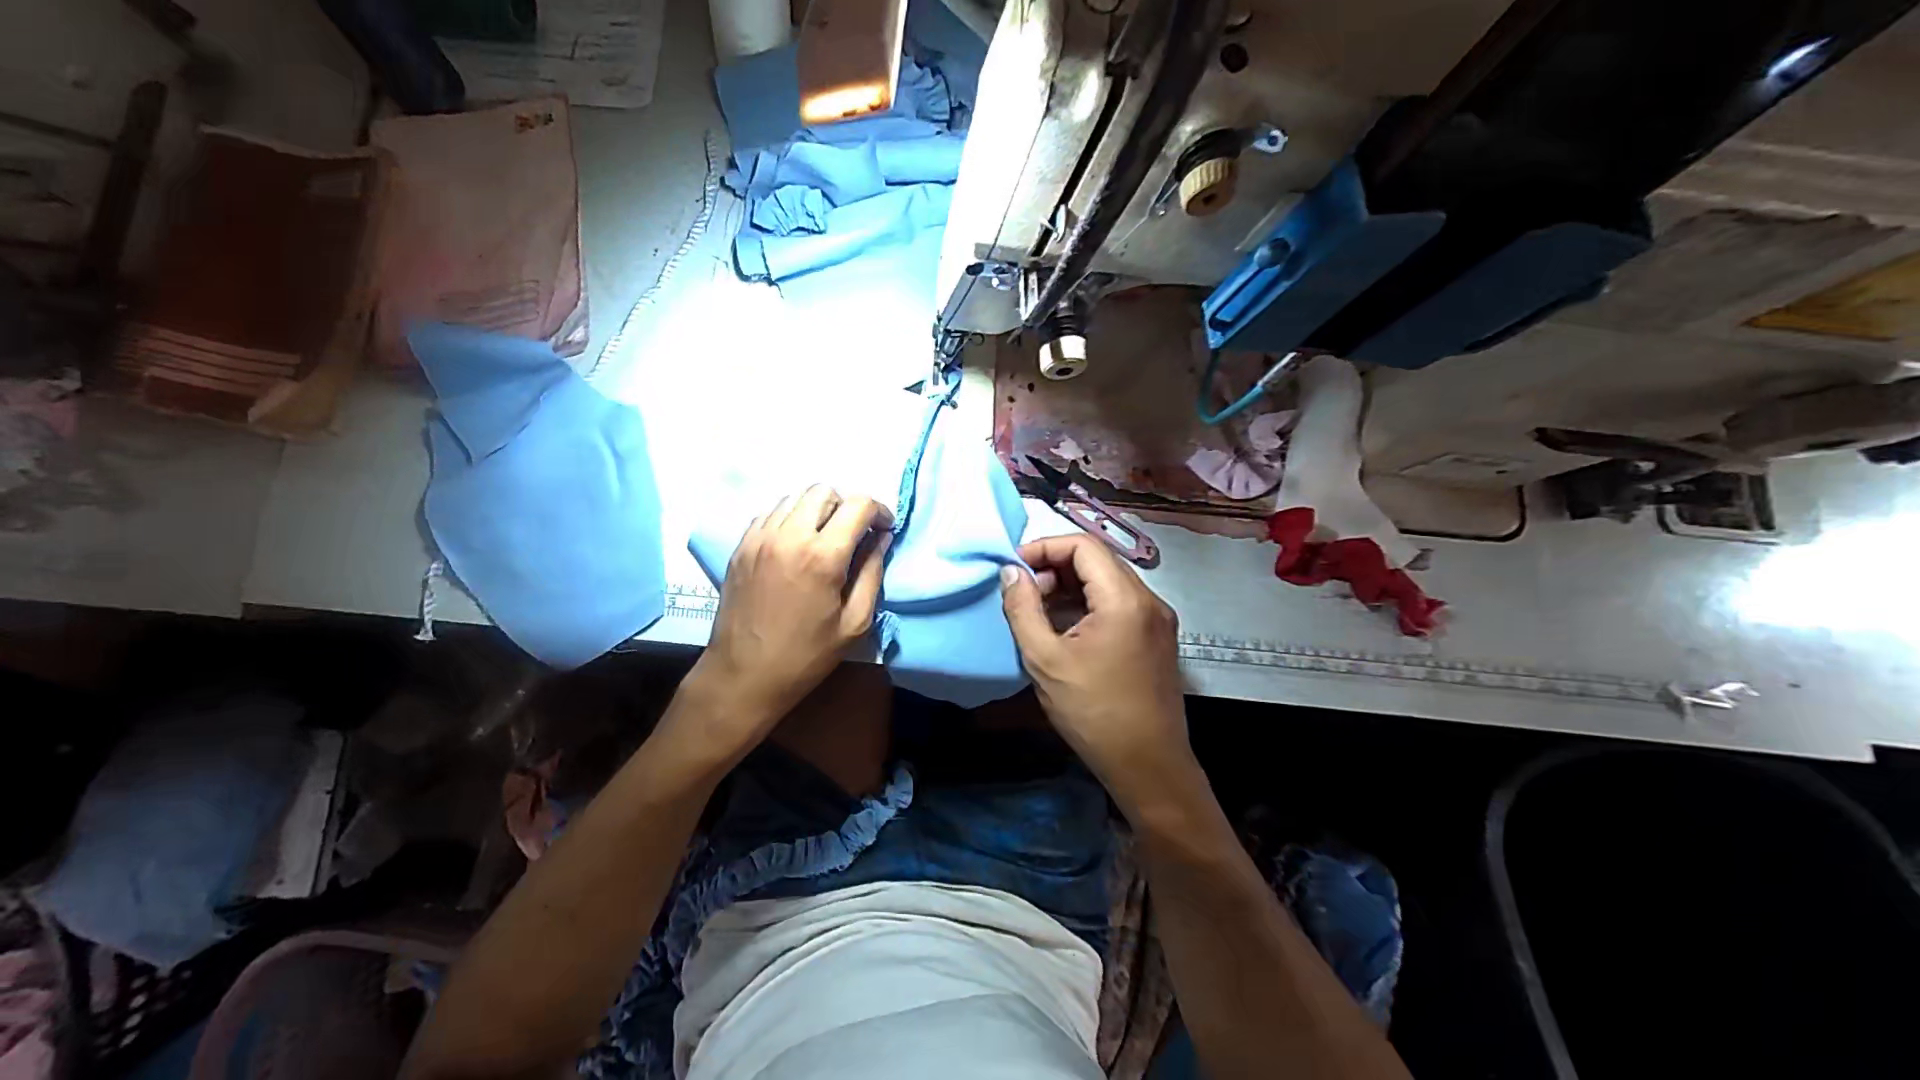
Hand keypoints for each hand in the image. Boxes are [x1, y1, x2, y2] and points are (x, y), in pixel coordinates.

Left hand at [679, 486, 891, 763]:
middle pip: (824, 491)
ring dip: (816, 511)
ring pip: (794, 498)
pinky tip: (795, 547)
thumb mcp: (855, 622)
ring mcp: (759, 538)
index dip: (879, 511)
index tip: (884, 529)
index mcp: (822, 556)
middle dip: (846, 506)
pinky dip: (790, 519)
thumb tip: (881, 538)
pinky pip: (770, 514)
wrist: (743, 675)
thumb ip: (872, 573)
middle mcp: (788, 536)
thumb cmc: (806, 655)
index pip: (858, 505)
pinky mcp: (741, 546)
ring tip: (823, 539)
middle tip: (853, 535)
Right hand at [999, 534, 1193, 808]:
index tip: (1015, 568)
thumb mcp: (1045, 660)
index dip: (1044, 547)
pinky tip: (1065, 629)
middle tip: (1025, 593)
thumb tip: (1010, 573)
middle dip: (1056, 567)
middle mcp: (1149, 600)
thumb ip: (1023, 609)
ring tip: (1040, 612)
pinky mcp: (1157, 637)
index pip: (1083, 545)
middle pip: (1098, 560)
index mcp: (1125, 599)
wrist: (1148, 765)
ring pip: (1109, 581)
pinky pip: (1120, 604)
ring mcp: (1158, 619)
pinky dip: (1090, 604)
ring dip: (1072, 587)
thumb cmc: (1093, 714)